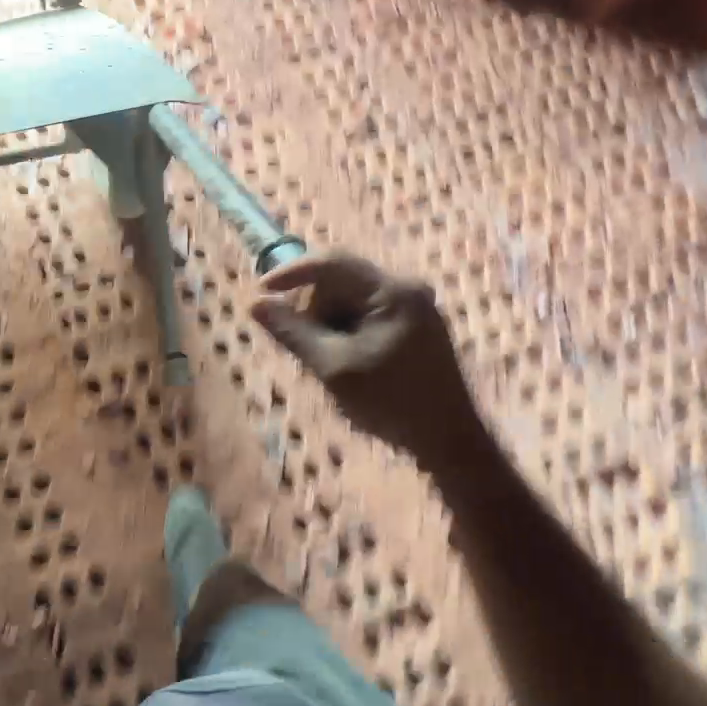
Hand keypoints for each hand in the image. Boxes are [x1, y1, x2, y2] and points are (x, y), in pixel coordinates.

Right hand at [249, 252, 491, 476]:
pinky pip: (366, 312)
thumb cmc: (392, 403)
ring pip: (349, 298)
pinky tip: (345, 362)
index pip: (330, 262)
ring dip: (328, 322)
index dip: (290, 273)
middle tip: (301, 345)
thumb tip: (254, 304)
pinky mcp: (415, 325)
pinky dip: (346, 330)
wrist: (452, 443)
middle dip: (313, 308)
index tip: (261, 293)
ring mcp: (413, 306)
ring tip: (326, 361)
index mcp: (392, 292)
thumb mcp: (333, 367)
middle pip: (339, 280)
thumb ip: (292, 332)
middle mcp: (406, 289)